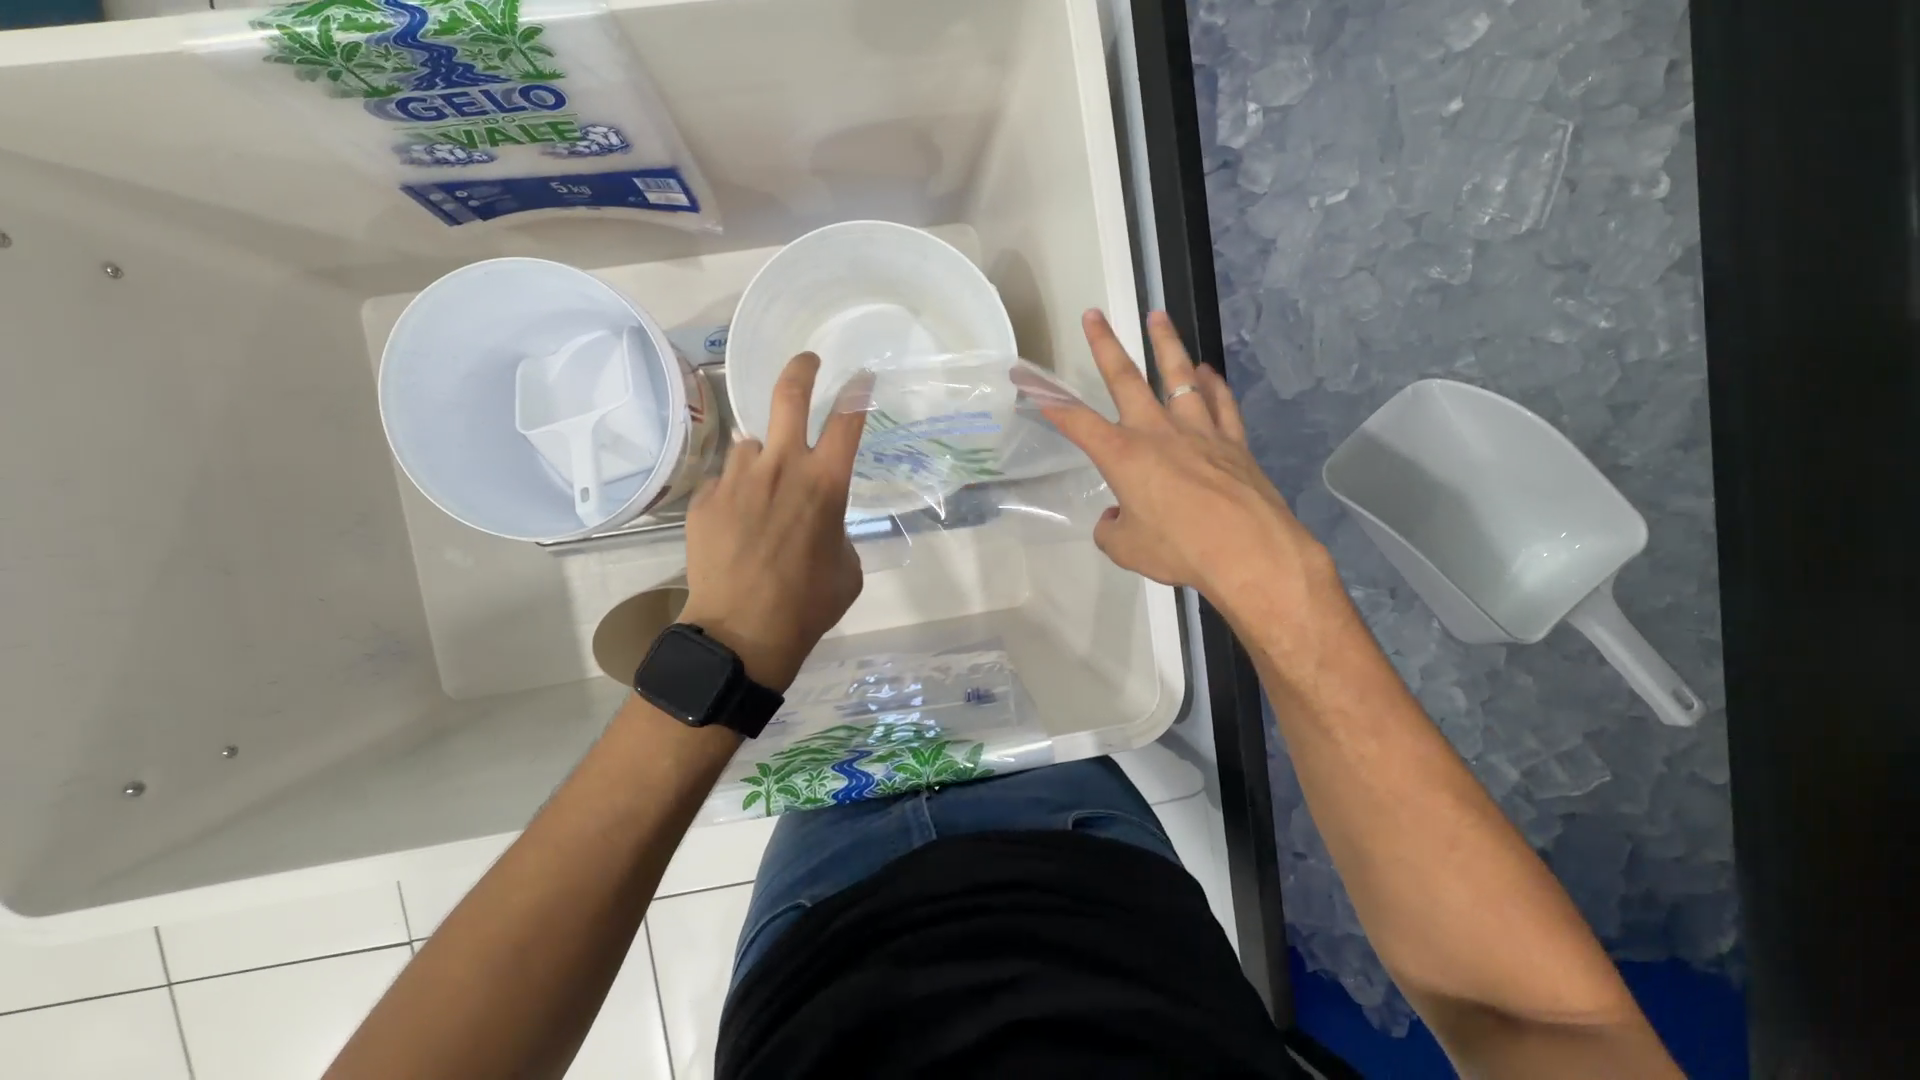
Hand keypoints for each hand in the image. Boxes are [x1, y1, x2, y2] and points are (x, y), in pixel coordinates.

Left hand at [680, 353, 866, 690]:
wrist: (741, 633)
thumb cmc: (807, 605)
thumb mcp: (846, 568)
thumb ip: (837, 530)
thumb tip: (820, 521)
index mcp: (825, 483)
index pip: (847, 419)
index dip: (858, 392)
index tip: (862, 378)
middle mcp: (780, 468)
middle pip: (788, 395)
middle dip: (801, 370)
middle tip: (807, 362)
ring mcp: (737, 479)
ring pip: (750, 444)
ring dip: (760, 458)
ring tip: (759, 490)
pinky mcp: (704, 498)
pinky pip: (724, 481)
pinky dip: (734, 494)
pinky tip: (734, 525)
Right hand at [1033, 310, 1327, 609]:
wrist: (1249, 551)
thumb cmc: (1180, 550)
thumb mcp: (1127, 549)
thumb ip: (1112, 529)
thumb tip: (1114, 518)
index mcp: (1123, 456)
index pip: (1076, 422)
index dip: (1049, 401)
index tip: (1028, 379)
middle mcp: (1158, 433)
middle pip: (1126, 379)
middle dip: (1105, 345)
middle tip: (1094, 315)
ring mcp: (1200, 432)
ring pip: (1180, 376)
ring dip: (1167, 344)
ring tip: (1158, 316)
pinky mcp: (1234, 443)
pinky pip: (1221, 404)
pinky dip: (1213, 385)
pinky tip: (1207, 371)